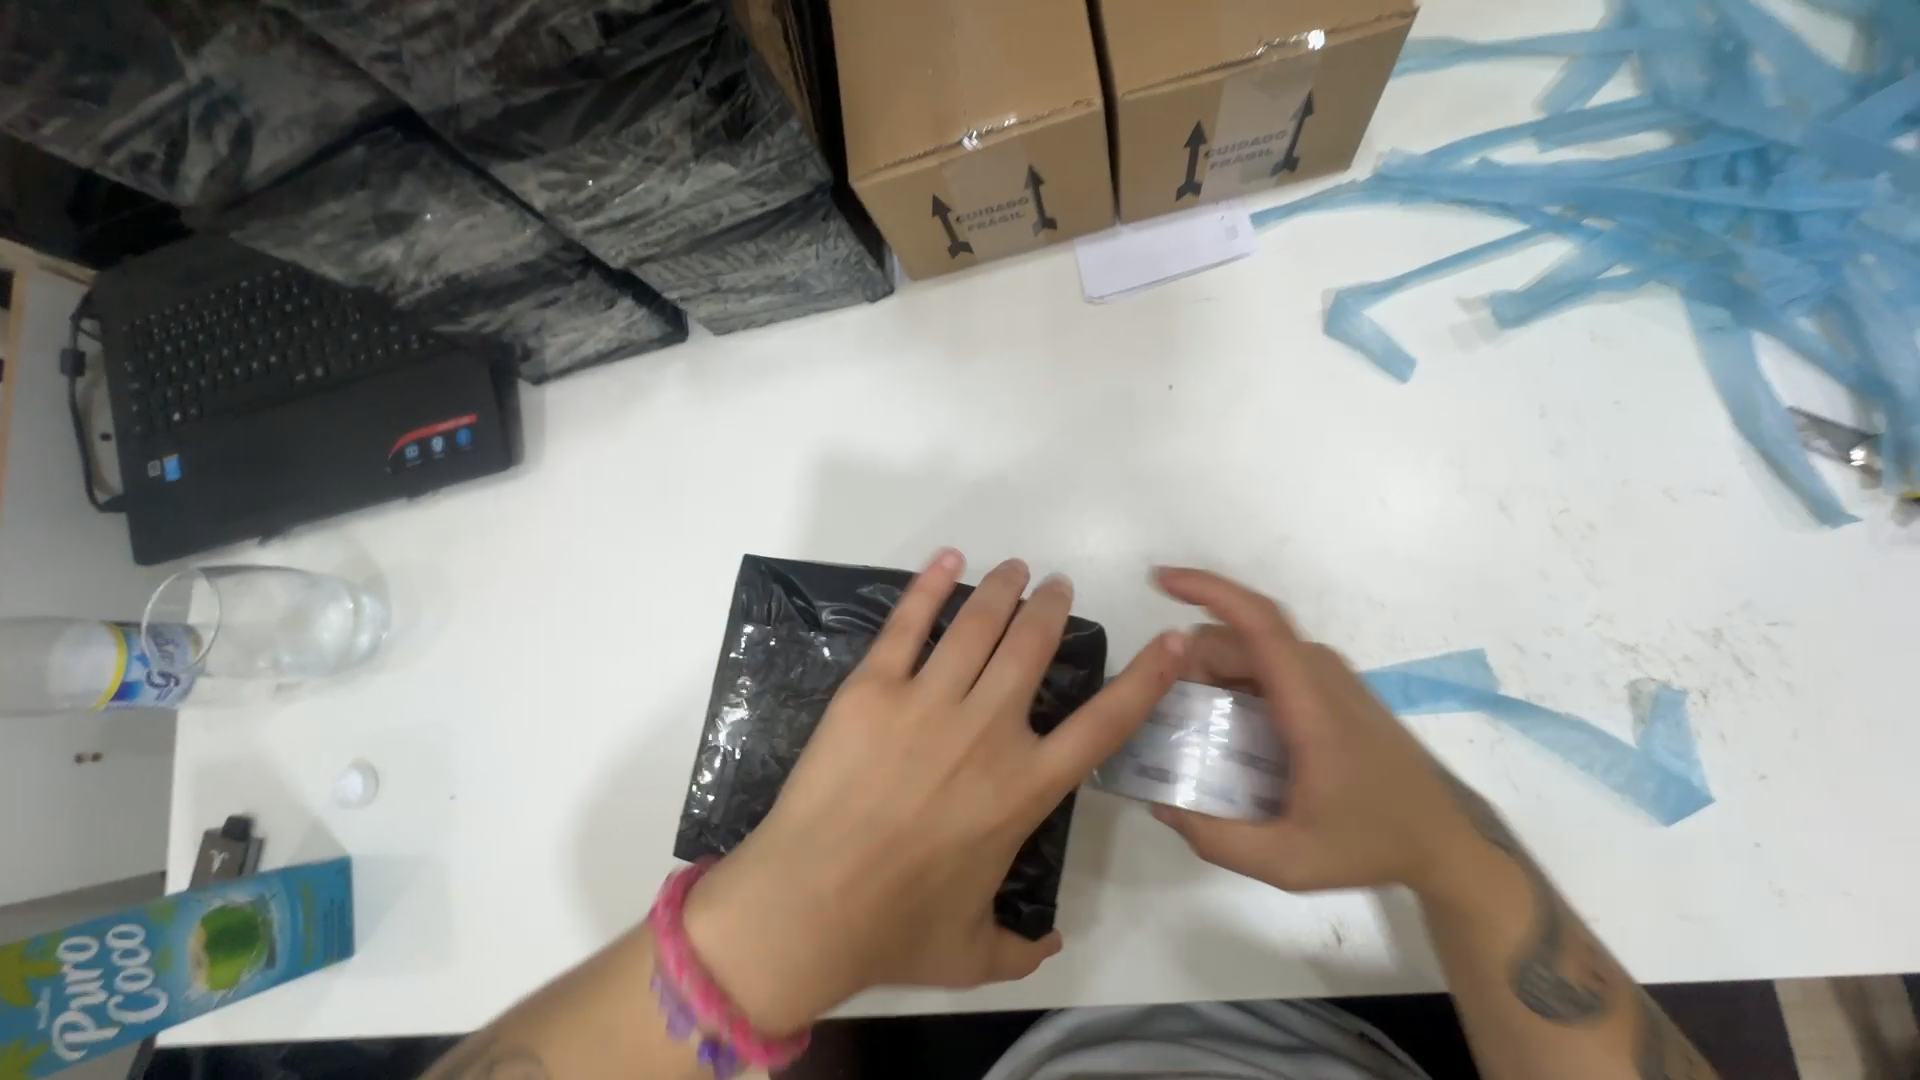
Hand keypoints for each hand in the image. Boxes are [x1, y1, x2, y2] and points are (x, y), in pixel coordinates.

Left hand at [683, 551, 1188, 1032]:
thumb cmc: (894, 930)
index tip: (1173, 641)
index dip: (1147, 678)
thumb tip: (1052, 948)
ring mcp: (928, 703)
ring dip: (1003, 589)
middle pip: (1034, 648)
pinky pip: (908, 623)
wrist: (806, 906)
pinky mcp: (873, 689)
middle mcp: (988, 731)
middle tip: (1056, 586)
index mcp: (1025, 789)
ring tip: (1015, 569)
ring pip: (979, 625)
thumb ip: (1020, 949)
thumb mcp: (973, 954)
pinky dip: (931, 585)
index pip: (1106, 723)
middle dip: (1051, 608)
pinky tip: (948, 560)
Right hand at [1149, 568, 1475, 897]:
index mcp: (1312, 706)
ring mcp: (1330, 676)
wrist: (1443, 842)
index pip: (1259, 623)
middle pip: (1239, 635)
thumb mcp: (1287, 862)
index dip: (1208, 590)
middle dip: (1190, 658)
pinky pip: (1268, 660)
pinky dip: (1233, 673)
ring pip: (1252, 644)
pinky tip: (1222, 718)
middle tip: (1167, 712)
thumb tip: (1161, 804)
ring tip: (1191, 720)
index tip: (1162, 580)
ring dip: (1210, 667)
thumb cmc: (1369, 845)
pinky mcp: (1332, 686)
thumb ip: (1217, 839)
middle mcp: (1322, 674)